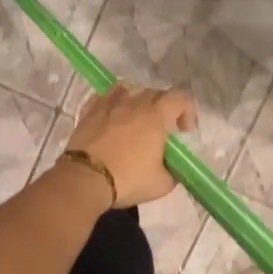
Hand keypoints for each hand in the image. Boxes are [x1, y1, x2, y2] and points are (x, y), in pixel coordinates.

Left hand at [64, 84, 198, 207]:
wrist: (84, 179)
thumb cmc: (127, 180)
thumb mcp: (162, 184)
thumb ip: (173, 171)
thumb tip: (172, 168)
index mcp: (156, 117)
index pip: (181, 98)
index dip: (188, 111)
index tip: (184, 131)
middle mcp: (134, 104)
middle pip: (155, 92)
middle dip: (164, 106)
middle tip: (162, 128)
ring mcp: (109, 105)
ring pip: (129, 89)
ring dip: (138, 100)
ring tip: (136, 117)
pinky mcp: (89, 112)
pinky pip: (105, 97)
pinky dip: (113, 102)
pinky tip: (112, 115)